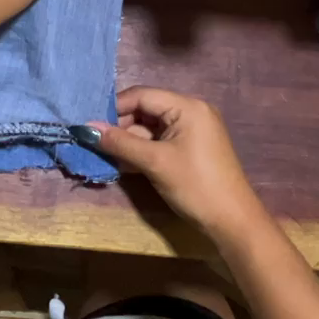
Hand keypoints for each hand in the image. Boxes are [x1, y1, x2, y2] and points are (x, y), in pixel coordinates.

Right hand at [85, 87, 269, 242]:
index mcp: (187, 106)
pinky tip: (123, 163)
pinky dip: (142, 150)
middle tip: (96, 143)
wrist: (233, 223)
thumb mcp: (154, 162)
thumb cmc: (195, 185)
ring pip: (150, 128)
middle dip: (120, 126)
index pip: (142, 95)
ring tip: (105, 155)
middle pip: (145, 110)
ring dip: (129, 141)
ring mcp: (191, 131)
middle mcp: (190, 112)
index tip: (90, 124)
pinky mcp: (190, 149)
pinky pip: (159, 141)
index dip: (114, 108)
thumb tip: (86, 128)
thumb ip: (120, 143)